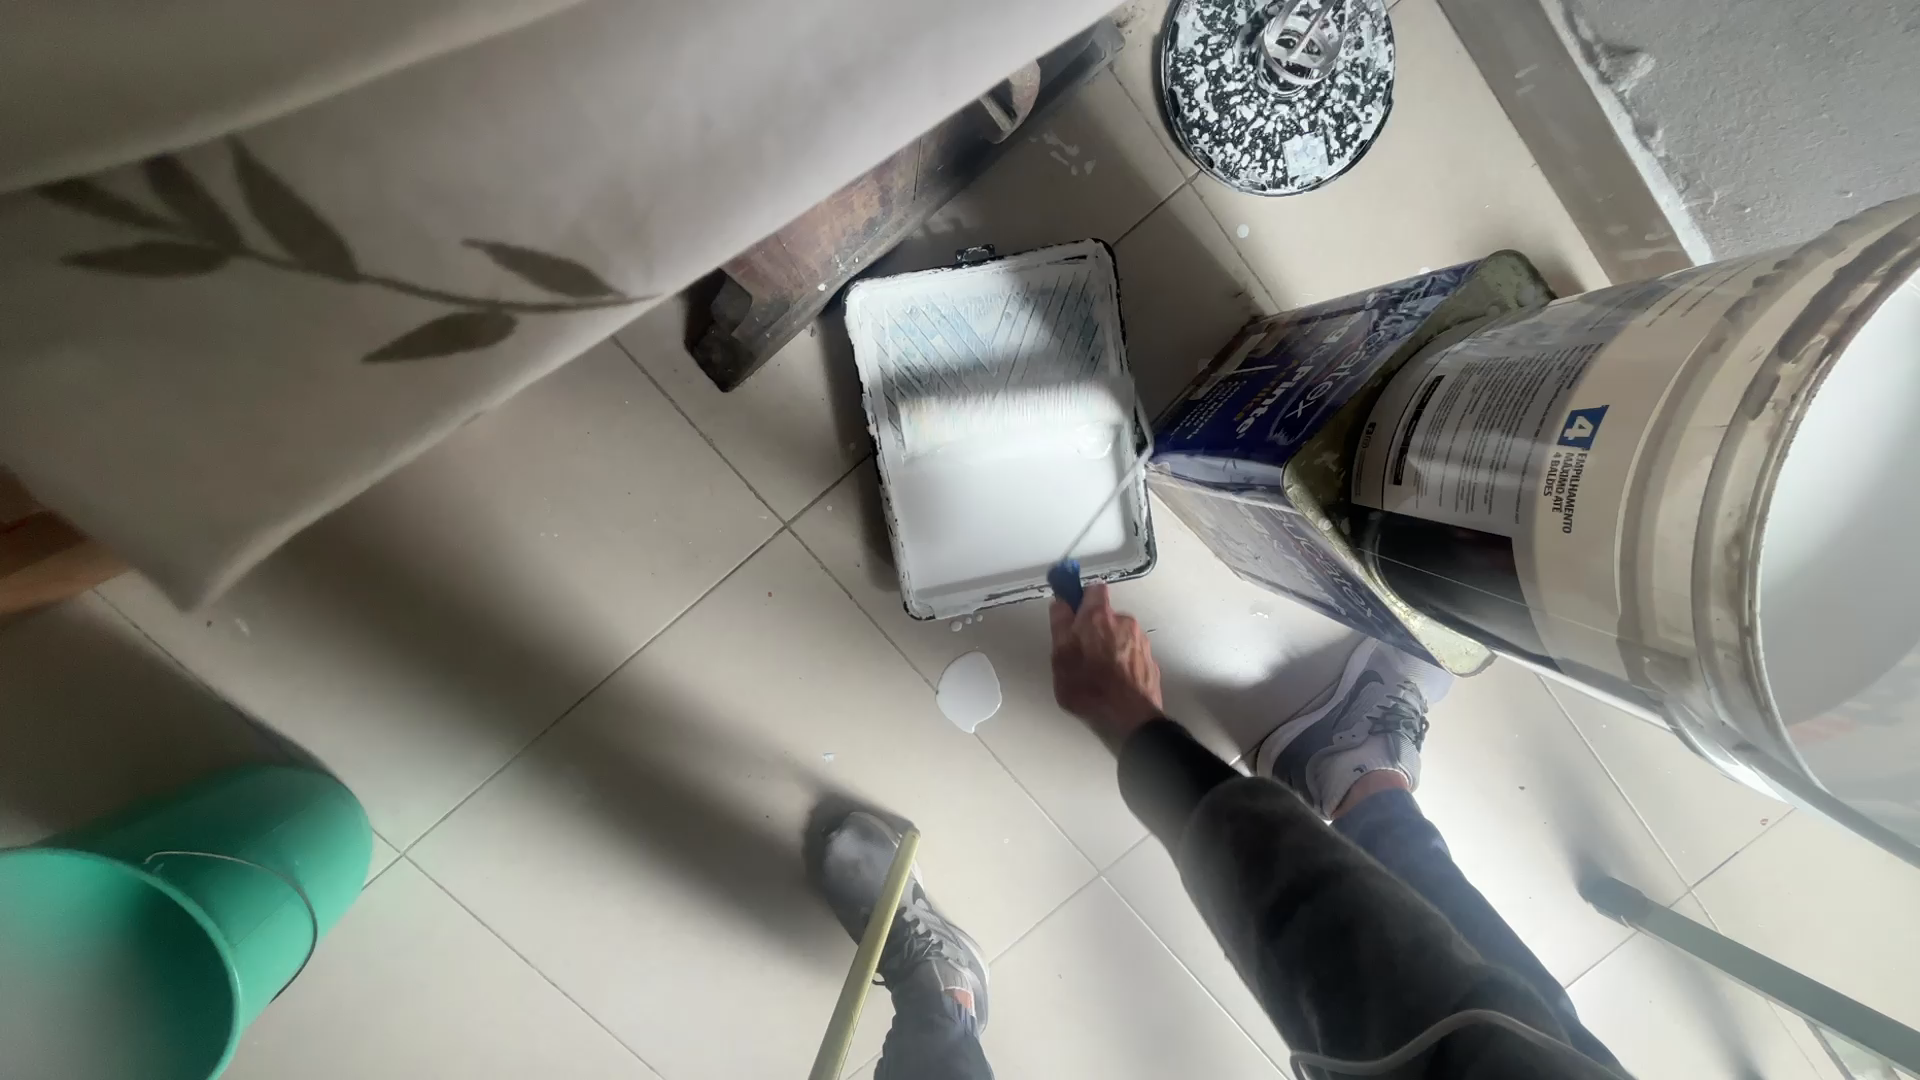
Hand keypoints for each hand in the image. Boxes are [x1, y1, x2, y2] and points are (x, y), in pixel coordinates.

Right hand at [1049, 581, 1163, 750]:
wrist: (1127, 719)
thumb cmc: (1089, 688)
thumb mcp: (1060, 656)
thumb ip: (1060, 624)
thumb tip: (1060, 603)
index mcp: (1099, 617)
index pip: (1093, 589)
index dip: (1081, 598)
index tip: (1071, 609)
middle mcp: (1124, 622)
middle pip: (1106, 616)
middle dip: (1094, 629)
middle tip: (1079, 652)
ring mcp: (1140, 642)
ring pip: (1119, 636)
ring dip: (1109, 647)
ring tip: (1096, 673)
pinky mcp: (1150, 662)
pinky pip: (1131, 654)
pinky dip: (1122, 662)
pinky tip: (1112, 682)